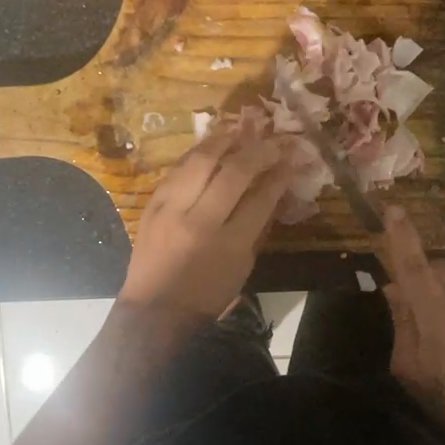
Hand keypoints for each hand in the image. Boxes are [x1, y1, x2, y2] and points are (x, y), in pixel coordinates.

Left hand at [120, 127, 291, 318]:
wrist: (154, 311)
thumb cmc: (205, 296)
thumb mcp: (242, 270)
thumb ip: (256, 230)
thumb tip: (272, 193)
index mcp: (229, 245)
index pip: (260, 198)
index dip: (280, 175)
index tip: (292, 159)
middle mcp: (199, 222)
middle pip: (232, 172)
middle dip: (258, 152)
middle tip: (273, 141)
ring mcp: (171, 210)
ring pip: (200, 161)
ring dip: (224, 142)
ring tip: (241, 132)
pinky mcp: (152, 205)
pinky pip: (177, 170)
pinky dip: (197, 155)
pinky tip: (210, 148)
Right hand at [377, 207, 444, 444]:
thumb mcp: (409, 368)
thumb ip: (402, 322)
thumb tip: (395, 287)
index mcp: (442, 320)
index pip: (416, 269)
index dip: (402, 239)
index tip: (392, 209)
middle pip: (436, 268)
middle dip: (415, 272)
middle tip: (399, 299)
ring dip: (433, 288)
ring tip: (425, 326)